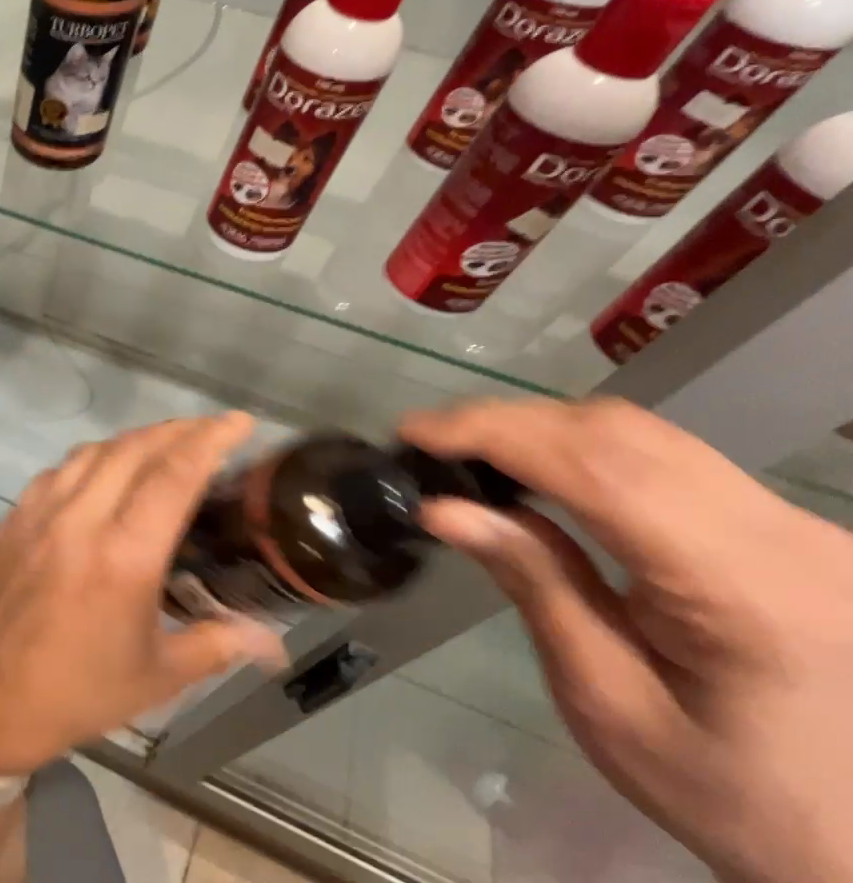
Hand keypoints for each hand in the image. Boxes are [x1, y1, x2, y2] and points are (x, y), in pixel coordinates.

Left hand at [0, 415, 288, 777]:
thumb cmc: (76, 693)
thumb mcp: (157, 676)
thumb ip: (217, 644)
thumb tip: (273, 642)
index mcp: (123, 556)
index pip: (173, 475)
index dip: (210, 440)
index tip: (239, 423)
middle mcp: (79, 520)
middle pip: (132, 449)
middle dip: (177, 430)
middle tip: (210, 431)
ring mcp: (38, 516)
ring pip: (90, 453)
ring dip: (132, 440)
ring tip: (163, 446)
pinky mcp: (11, 522)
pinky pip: (56, 473)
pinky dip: (89, 460)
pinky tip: (102, 475)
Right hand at [403, 398, 852, 882]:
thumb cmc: (722, 790)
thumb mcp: (607, 701)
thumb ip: (537, 588)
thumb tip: (445, 509)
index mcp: (746, 591)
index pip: (605, 471)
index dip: (500, 433)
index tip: (414, 432)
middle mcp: (789, 538)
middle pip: (625, 436)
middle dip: (511, 423)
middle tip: (426, 442)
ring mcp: (799, 527)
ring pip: (648, 435)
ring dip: (544, 430)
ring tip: (465, 452)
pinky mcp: (788, 528)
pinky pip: (670, 459)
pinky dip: (584, 448)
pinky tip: (535, 468)